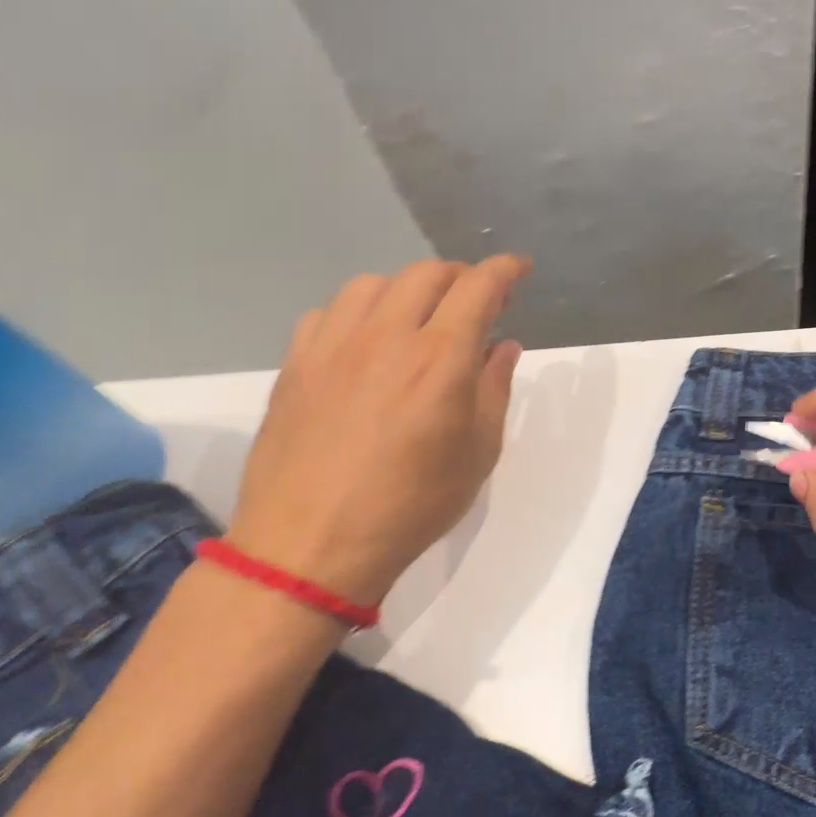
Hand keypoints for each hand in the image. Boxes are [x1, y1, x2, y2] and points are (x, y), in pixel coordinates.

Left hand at [225, 256, 531, 602]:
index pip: (478, 287)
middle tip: (477, 300)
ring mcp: (333, 348)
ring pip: (373, 284)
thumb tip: (502, 347)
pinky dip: (358, 312)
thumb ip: (493, 388)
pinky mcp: (295, 367)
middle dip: (461, 276)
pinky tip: (366, 340)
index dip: (505, 270)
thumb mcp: (478, 452)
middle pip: (426, 274)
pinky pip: (327, 313)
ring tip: (420, 315)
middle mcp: (387, 338)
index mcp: (441, 359)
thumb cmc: (412, 504)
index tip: (520, 269)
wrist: (309, 546)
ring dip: (408, 288)